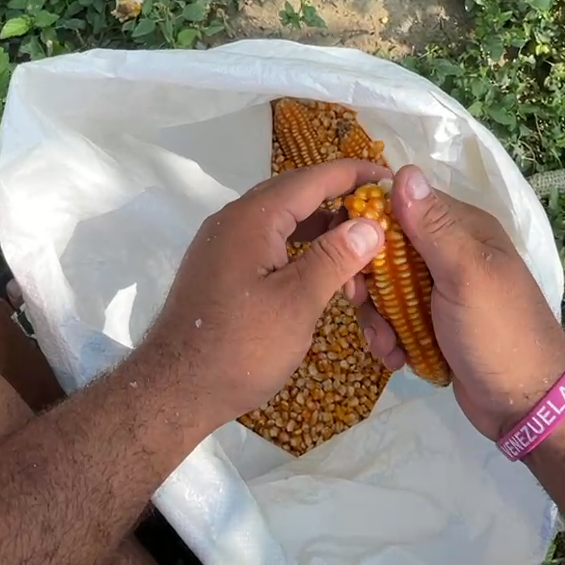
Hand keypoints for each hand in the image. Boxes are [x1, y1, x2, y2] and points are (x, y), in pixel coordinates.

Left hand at [137, 158, 389, 426]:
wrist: (173, 390)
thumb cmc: (239, 347)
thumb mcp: (297, 303)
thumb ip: (335, 258)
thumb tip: (370, 223)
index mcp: (253, 218)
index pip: (311, 179)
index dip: (353, 174)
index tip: (390, 177)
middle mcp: (234, 220)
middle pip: (295, 193)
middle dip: (340, 199)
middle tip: (381, 212)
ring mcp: (224, 243)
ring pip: (282, 219)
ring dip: (321, 228)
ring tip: (359, 248)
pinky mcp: (221, 266)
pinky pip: (267, 240)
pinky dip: (299, 246)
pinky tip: (321, 269)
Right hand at [355, 165, 564, 439]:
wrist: (526, 408)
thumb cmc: (498, 332)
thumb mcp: (465, 274)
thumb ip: (432, 226)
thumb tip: (403, 170)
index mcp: (463, 229)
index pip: (403, 205)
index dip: (370, 223)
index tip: (347, 249)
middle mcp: (450, 252)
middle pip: (386, 249)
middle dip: (368, 278)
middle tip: (359, 301)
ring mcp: (440, 290)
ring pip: (385, 287)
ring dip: (377, 315)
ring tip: (385, 343)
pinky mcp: (432, 323)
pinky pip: (394, 318)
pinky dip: (389, 336)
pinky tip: (394, 357)